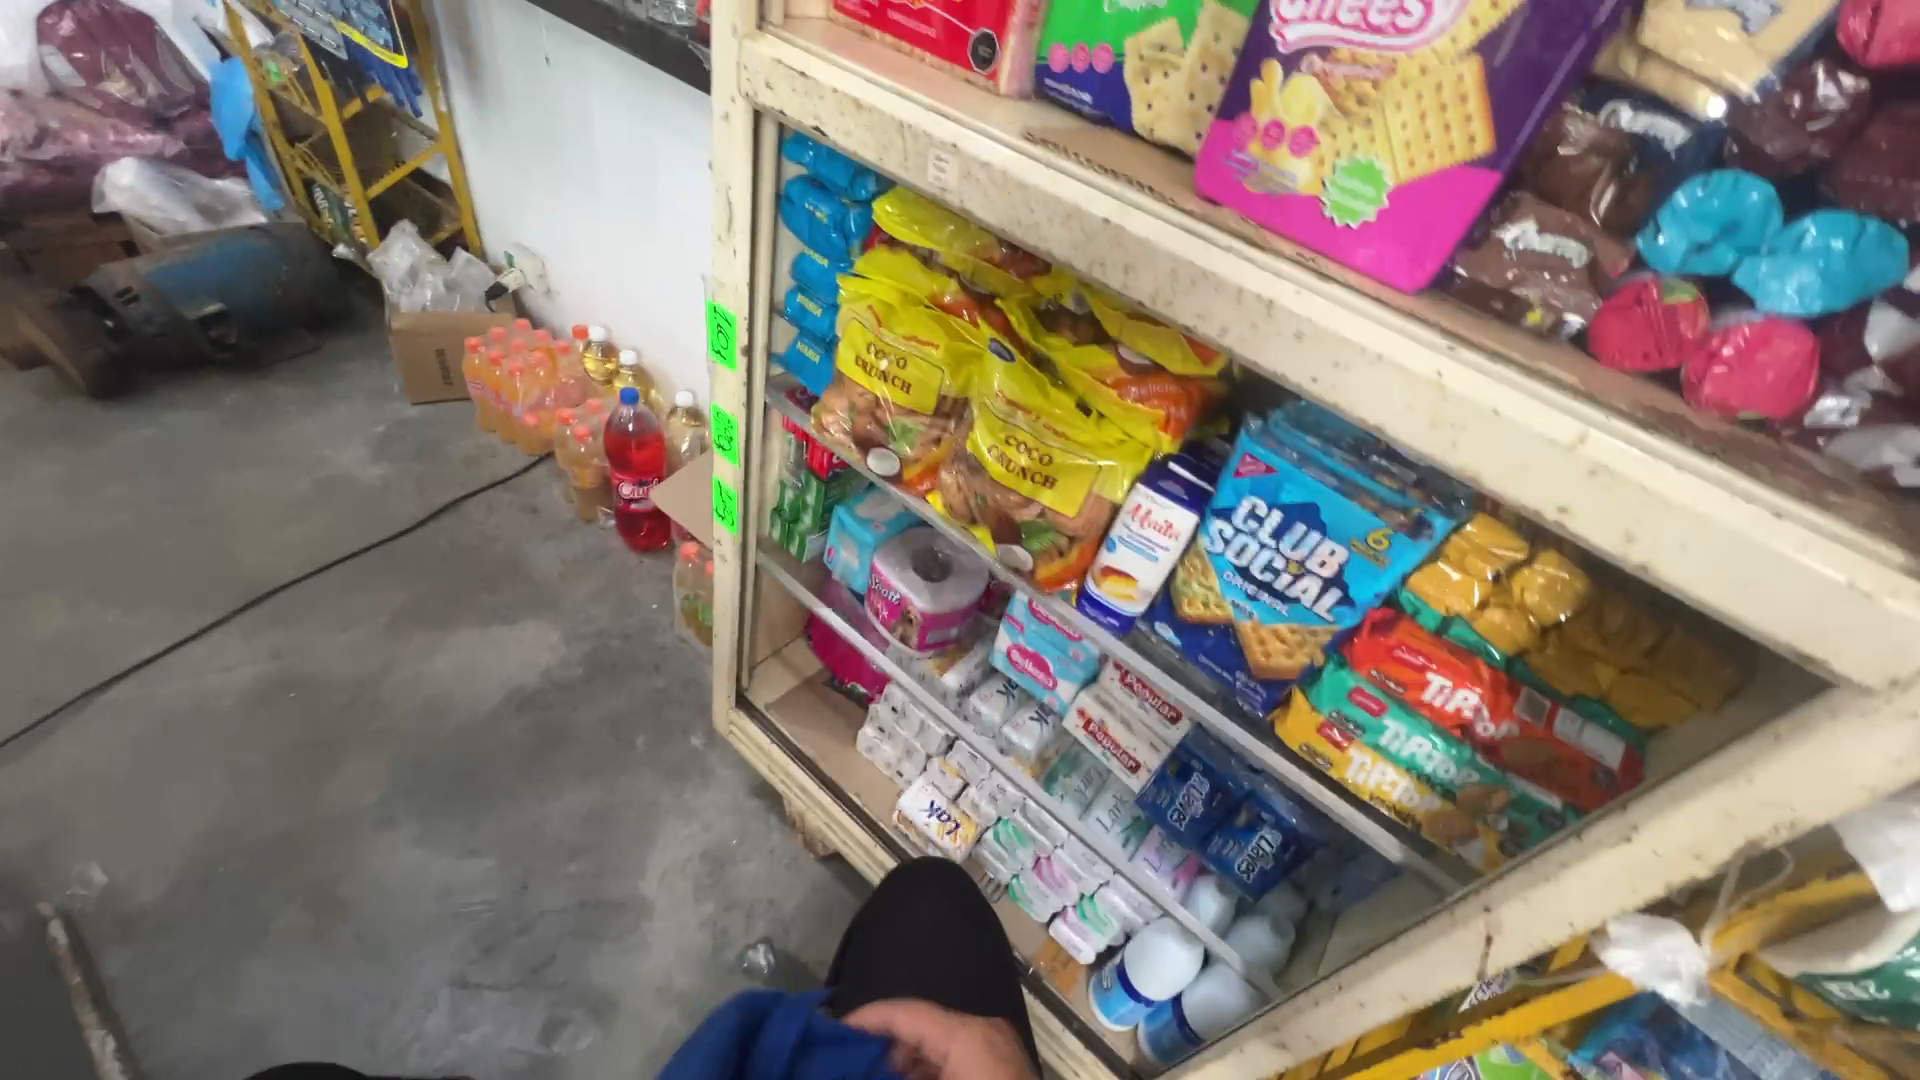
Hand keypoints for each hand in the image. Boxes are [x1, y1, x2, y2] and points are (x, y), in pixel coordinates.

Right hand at [843, 999, 1035, 1079]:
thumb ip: (897, 1077)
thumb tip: (862, 1070)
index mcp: (967, 1035)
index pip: (907, 1012)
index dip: (867, 1019)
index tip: (832, 1031)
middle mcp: (983, 1032)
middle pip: (922, 1027)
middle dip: (885, 1048)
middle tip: (850, 1065)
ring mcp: (996, 1051)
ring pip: (939, 1045)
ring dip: (907, 1064)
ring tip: (876, 1076)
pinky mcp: (1001, 1071)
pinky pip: (957, 1061)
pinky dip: (931, 1072)